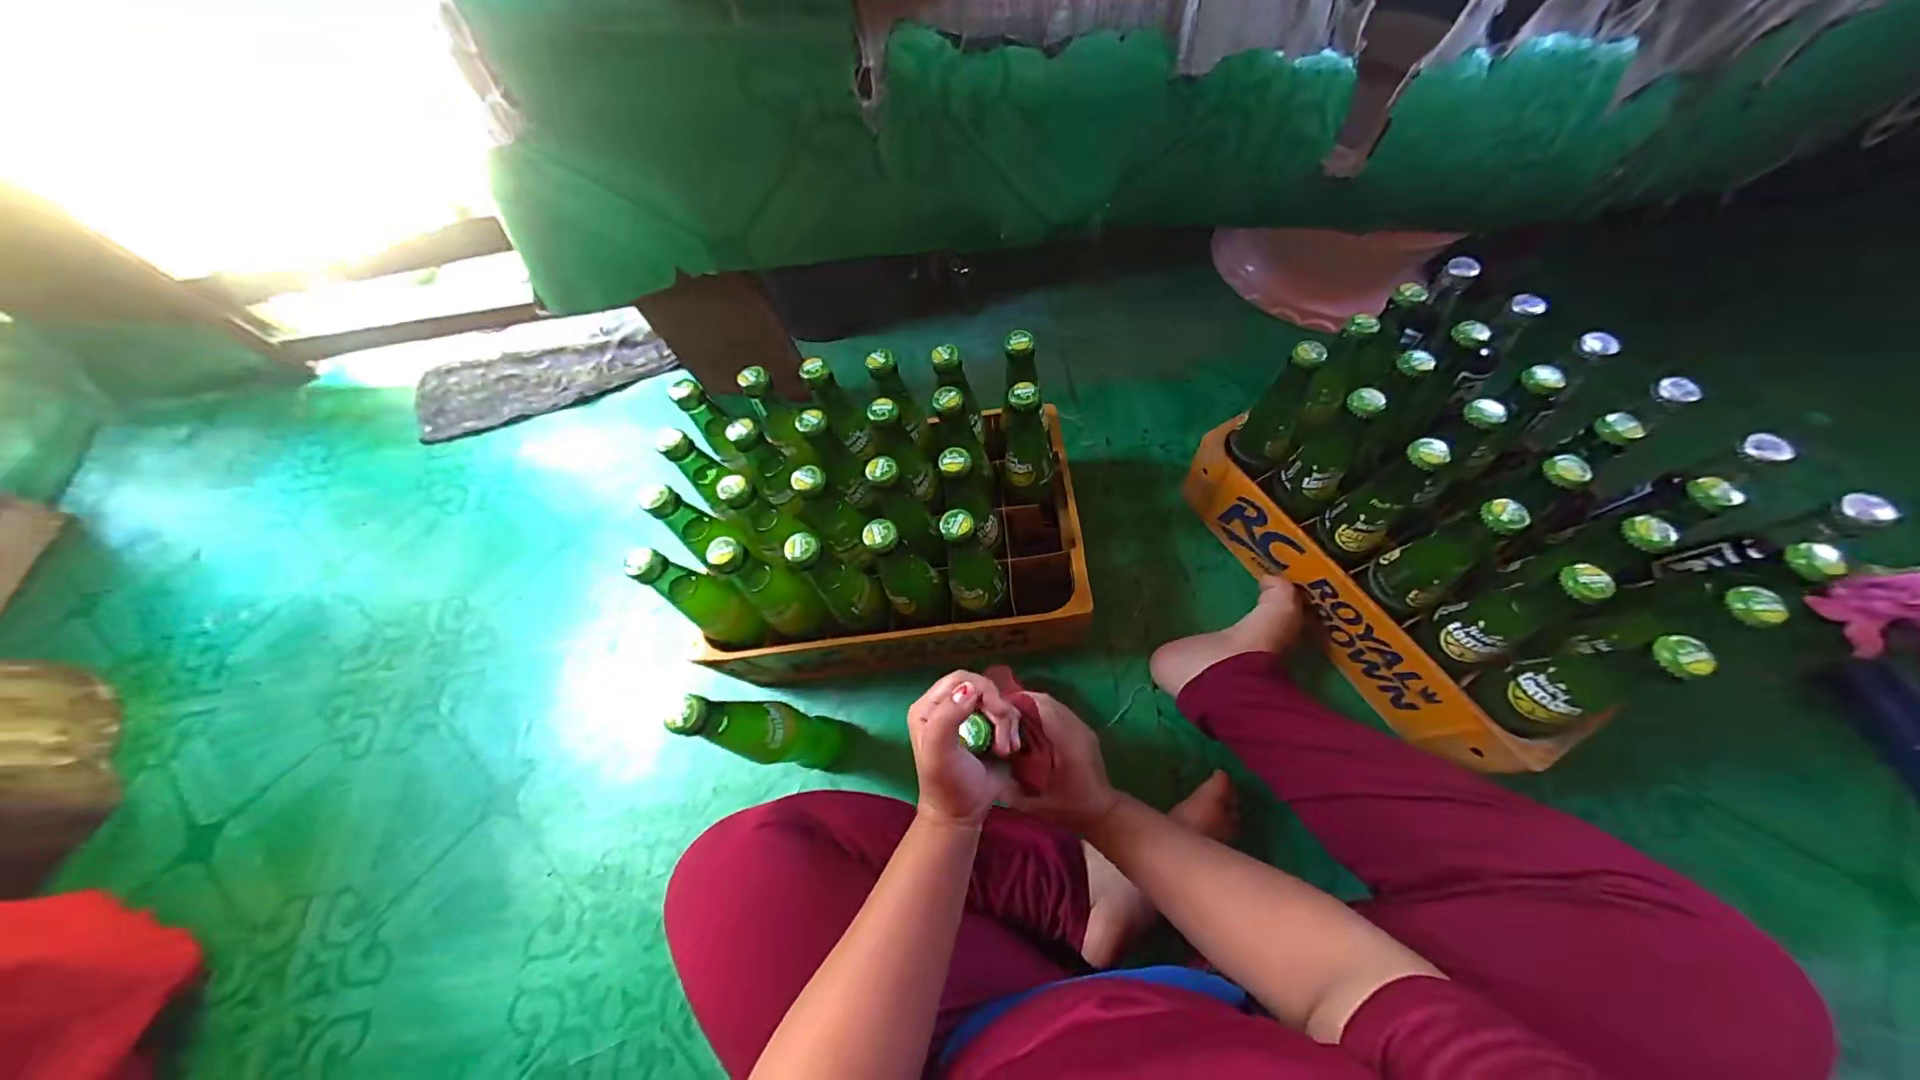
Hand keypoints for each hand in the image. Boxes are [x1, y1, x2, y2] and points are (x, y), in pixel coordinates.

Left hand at [908, 671, 1020, 827]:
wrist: (962, 814)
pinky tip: (1009, 749)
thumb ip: (947, 718)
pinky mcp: (987, 728)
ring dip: (1007, 723)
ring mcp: (968, 717)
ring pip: (998, 700)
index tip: (994, 712)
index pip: (959, 679)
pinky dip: (1012, 730)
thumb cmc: (947, 785)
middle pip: (982, 687)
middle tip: (1001, 739)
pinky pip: (1007, 714)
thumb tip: (969, 689)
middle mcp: (947, 707)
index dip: (981, 689)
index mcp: (928, 708)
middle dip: (997, 709)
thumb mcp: (940, 753)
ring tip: (1004, 750)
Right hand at [1002, 691, 1119, 831]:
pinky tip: (1031, 726)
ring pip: (1055, 705)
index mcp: (1067, 743)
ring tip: (1014, 717)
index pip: (1043, 708)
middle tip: (1003, 712)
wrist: (1103, 812)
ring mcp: (1083, 729)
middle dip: (1024, 702)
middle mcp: (1076, 730)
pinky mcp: (1084, 732)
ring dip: (1034, 706)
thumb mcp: (1038, 807)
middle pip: (1048, 701)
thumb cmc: (1071, 809)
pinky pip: (1061, 712)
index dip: (1021, 702)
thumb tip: (989, 778)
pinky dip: (1044, 713)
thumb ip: (1013, 794)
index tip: (1000, 708)